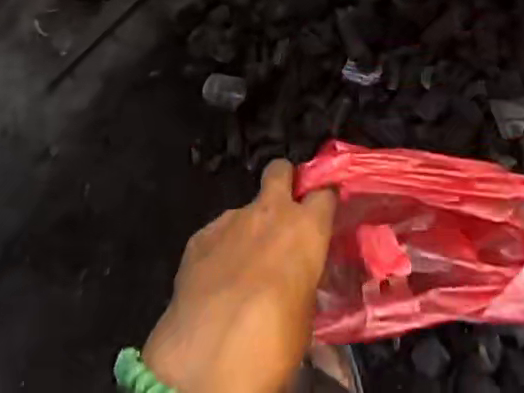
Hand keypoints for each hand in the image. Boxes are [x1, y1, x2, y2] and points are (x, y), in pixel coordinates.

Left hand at [142, 160, 336, 392]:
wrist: (206, 352)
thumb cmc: (273, 340)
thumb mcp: (306, 318)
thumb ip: (304, 282)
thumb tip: (298, 282)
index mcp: (304, 229)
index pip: (324, 194)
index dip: (323, 202)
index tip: (323, 215)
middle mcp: (268, 212)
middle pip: (280, 170)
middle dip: (284, 183)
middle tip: (286, 214)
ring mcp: (229, 219)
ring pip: (246, 209)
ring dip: (251, 228)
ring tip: (246, 267)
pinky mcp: (199, 235)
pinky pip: (219, 233)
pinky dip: (223, 248)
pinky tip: (219, 280)